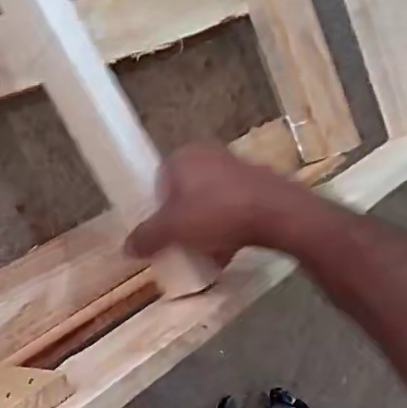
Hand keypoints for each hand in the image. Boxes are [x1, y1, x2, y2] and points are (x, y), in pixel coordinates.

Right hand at [128, 142, 299, 263]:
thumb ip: (146, 238)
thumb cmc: (216, 213)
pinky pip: (234, 208)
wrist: (279, 215)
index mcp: (183, 155)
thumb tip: (127, 247)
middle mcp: (209, 154)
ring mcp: (238, 167)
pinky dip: (227, 227)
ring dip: (204, 227)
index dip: (156, 208)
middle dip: (182, 220)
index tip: (159, 231)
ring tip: (203, 253)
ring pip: (210, 202)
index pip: (158, 180)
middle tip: (179, 243)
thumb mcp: (171, 230)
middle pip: (184, 193)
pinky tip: (226, 252)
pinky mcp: (261, 185)